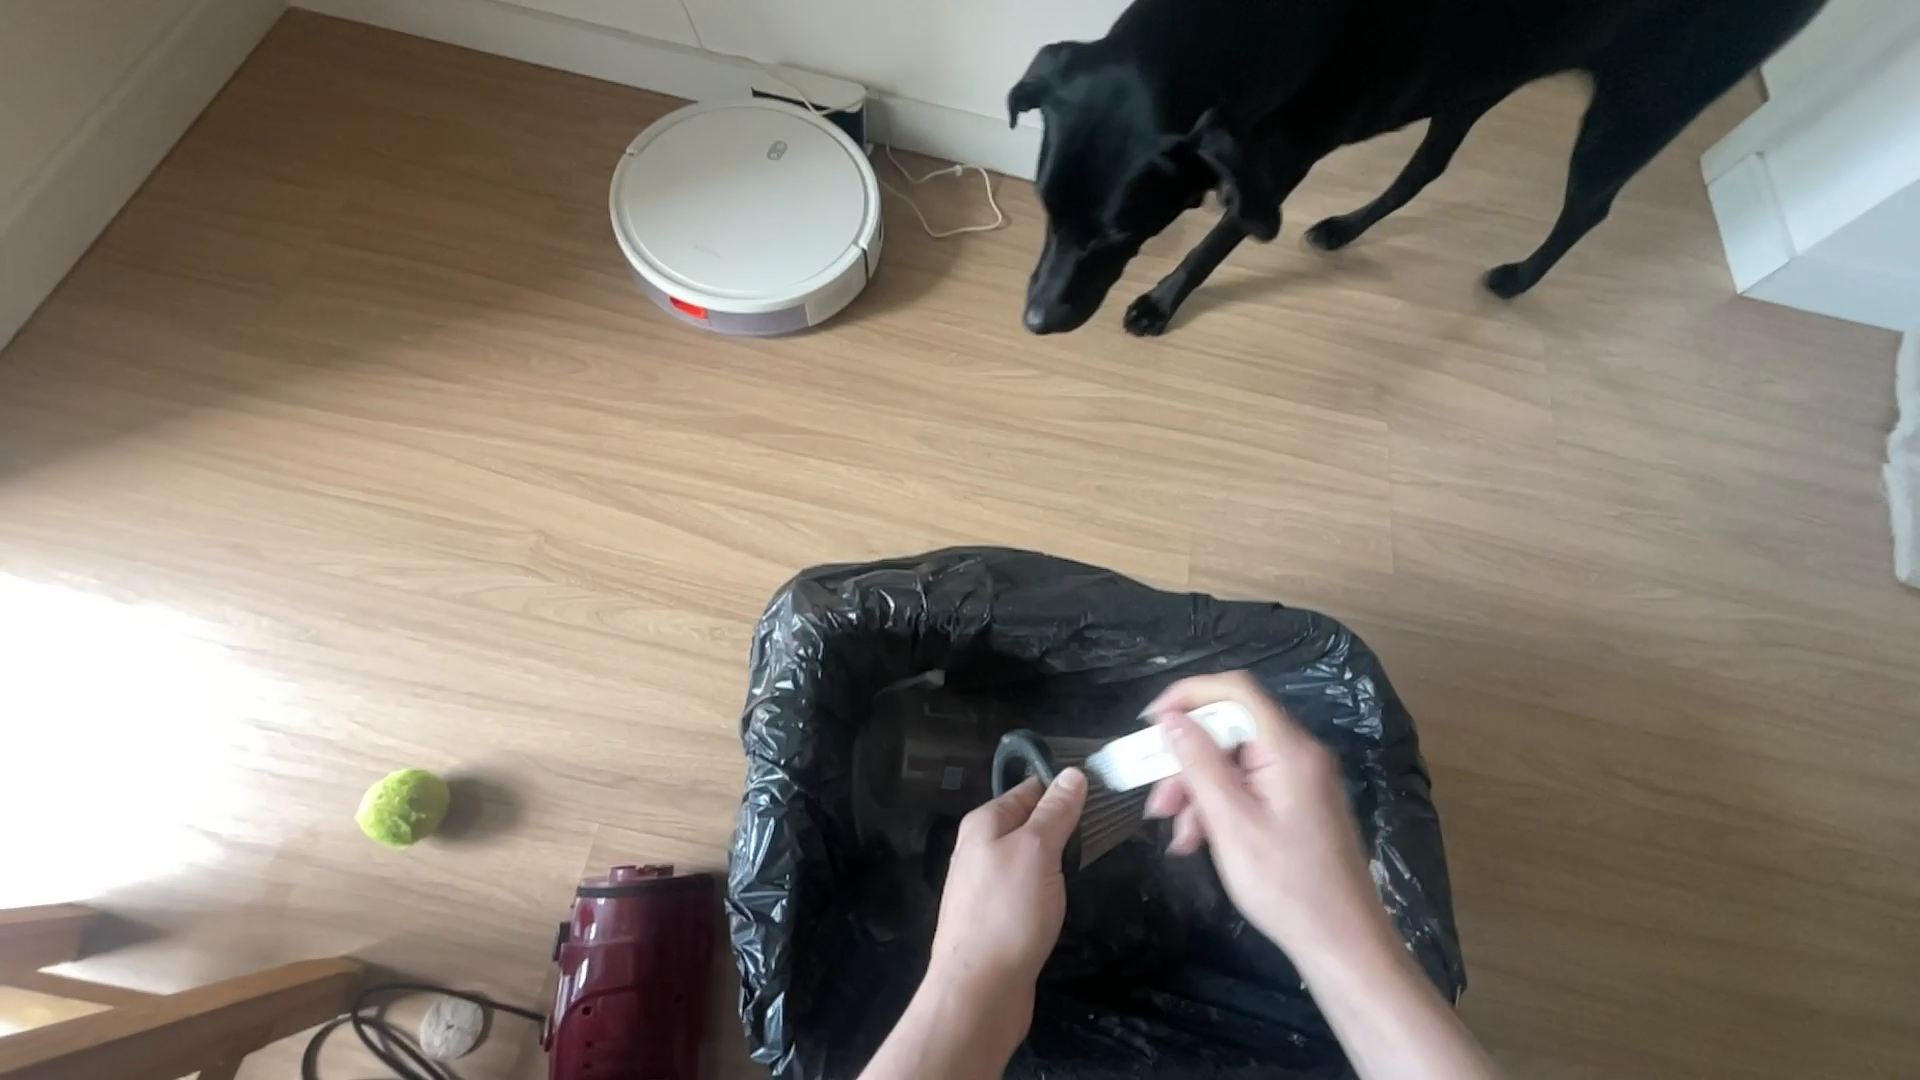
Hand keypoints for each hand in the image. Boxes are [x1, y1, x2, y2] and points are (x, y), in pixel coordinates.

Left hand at [859, 771, 1086, 1079]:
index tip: (1098, 795)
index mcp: (983, 823)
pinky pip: (1023, 890)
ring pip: (1026, 859)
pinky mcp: (992, 919)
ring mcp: (982, 886)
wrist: (979, 992)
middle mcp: (978, 849)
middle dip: (1059, 826)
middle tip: (1100, 831)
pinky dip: (1044, 890)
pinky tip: (1060, 901)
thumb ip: (1055, 812)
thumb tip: (1072, 773)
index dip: (1061, 789)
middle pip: (1026, 824)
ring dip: (1053, 860)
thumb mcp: (1038, 850)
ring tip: (1085, 863)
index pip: (1028, 790)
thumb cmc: (1008, 911)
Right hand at [1142, 672, 1380, 953]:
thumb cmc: (1287, 886)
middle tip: (1159, 798)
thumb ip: (1199, 763)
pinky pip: (1247, 786)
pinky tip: (1198, 841)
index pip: (1236, 690)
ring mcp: (1299, 780)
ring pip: (1232, 762)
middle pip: (1228, 730)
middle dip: (1186, 759)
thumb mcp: (1231, 822)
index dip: (1189, 694)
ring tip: (1177, 833)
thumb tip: (1170, 718)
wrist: (1345, 948)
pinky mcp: (1296, 804)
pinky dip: (1218, 806)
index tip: (1152, 722)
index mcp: (1288, 750)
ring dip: (1197, 790)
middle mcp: (1298, 754)